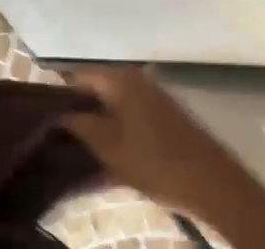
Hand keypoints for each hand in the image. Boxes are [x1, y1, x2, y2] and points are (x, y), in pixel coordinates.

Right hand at [60, 67, 229, 216]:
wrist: (216, 187)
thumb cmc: (155, 161)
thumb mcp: (107, 145)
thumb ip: (77, 124)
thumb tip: (58, 114)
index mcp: (118, 78)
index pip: (75, 78)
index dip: (59, 99)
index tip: (48, 122)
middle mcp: (136, 78)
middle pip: (96, 91)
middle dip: (81, 113)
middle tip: (65, 140)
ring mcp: (155, 96)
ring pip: (114, 106)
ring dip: (101, 125)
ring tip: (87, 150)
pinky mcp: (168, 116)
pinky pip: (132, 117)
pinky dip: (120, 131)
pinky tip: (114, 155)